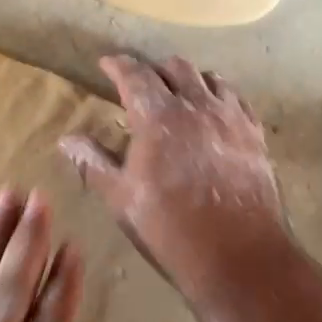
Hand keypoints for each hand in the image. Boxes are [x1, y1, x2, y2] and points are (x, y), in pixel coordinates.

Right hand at [59, 56, 289, 297]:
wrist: (240, 258)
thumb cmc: (171, 228)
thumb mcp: (121, 198)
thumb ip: (93, 163)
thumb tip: (67, 139)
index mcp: (158, 116)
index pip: (134, 74)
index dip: (118, 65)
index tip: (106, 64)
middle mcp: (195, 105)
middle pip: (174, 67)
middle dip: (154, 69)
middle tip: (141, 85)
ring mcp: (230, 118)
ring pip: (209, 78)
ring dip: (189, 79)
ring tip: (179, 93)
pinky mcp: (254, 135)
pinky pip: (237, 99)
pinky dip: (220, 96)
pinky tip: (215, 111)